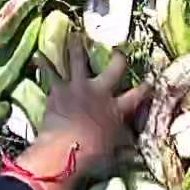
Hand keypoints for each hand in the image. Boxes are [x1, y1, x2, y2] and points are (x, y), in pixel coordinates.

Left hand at [14, 34, 149, 189]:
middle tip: (119, 48)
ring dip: (77, 46)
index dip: (146, 86)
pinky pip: (50, 73)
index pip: (137, 95)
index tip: (151, 79)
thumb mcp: (115, 155)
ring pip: (79, 60)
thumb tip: (135, 154)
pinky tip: (38, 53)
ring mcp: (78, 87)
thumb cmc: (93, 156)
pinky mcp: (58, 90)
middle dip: (118, 57)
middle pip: (114, 69)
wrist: (65, 149)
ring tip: (76, 34)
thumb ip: (125, 150)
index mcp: (116, 109)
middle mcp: (100, 92)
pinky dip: (43, 63)